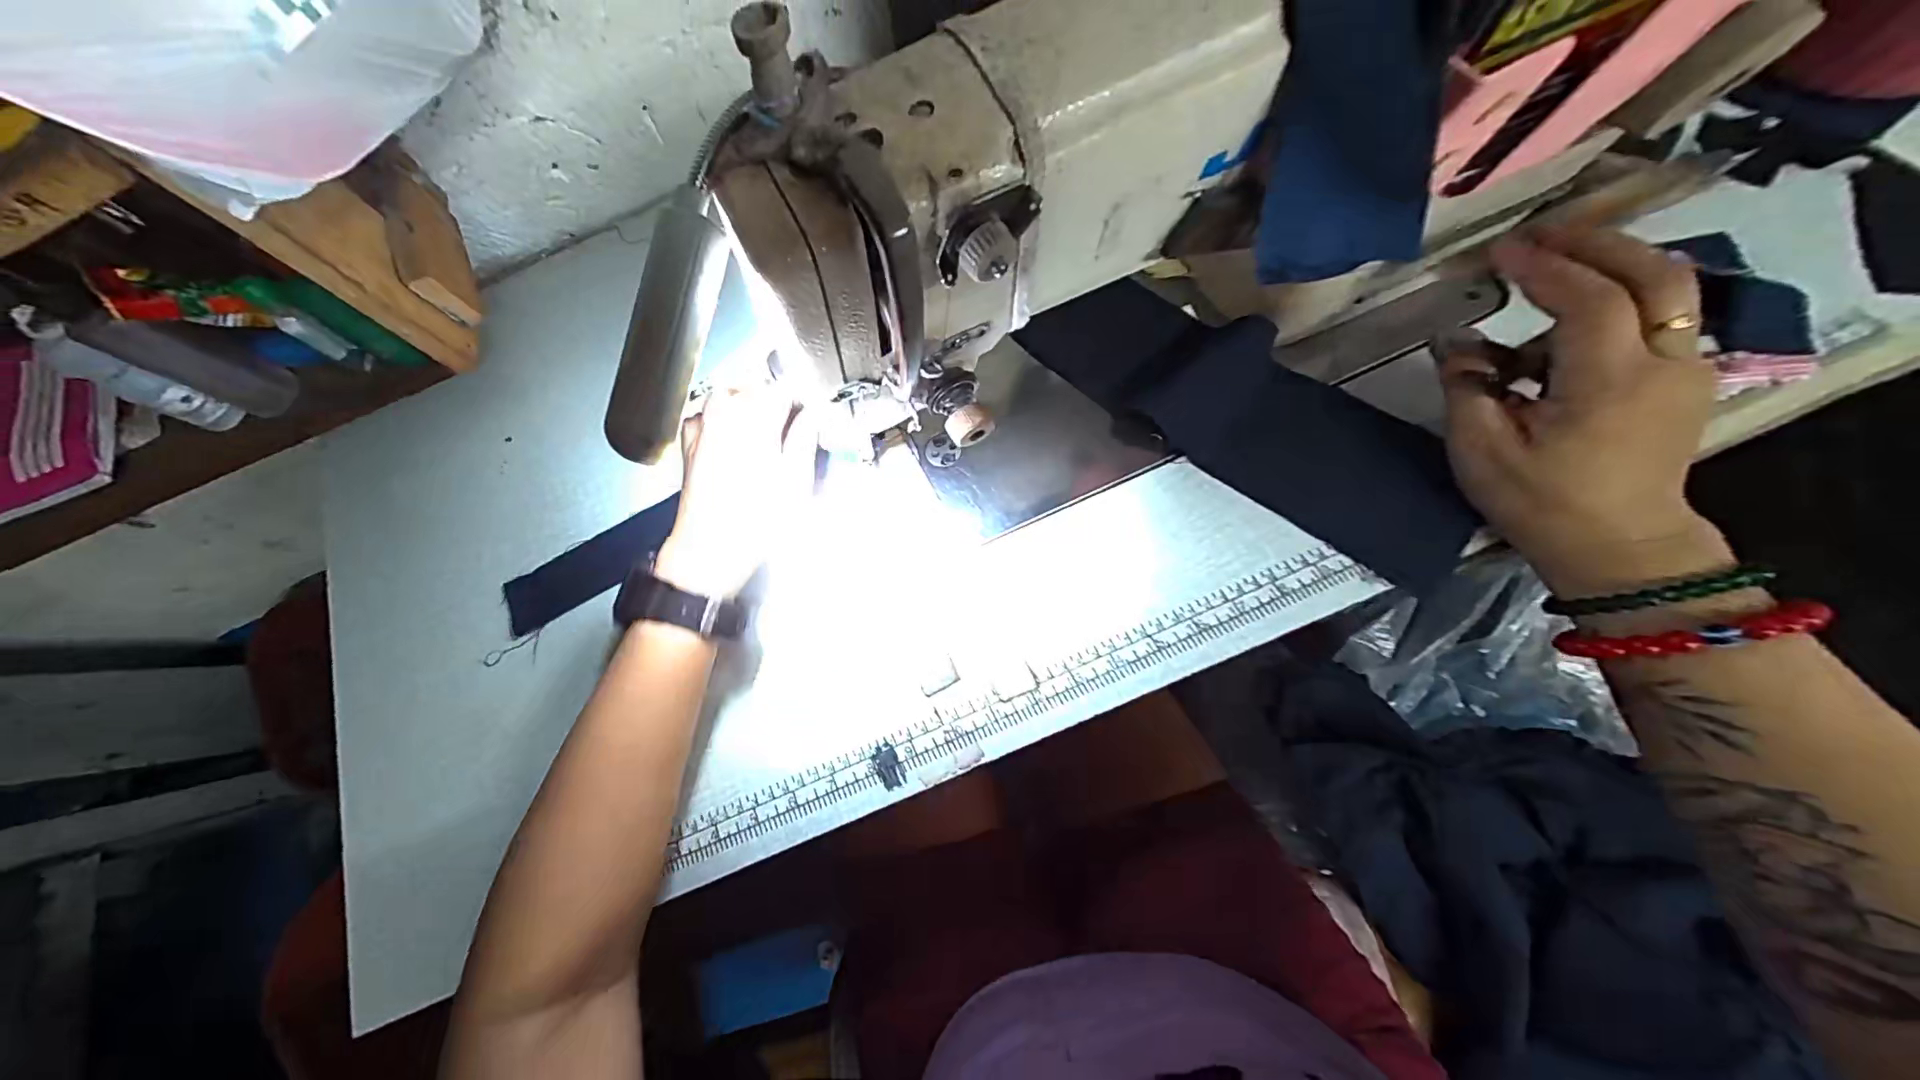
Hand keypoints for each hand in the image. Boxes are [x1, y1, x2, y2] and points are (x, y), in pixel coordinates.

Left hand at [653, 383, 816, 598]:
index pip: (784, 388)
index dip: (802, 400)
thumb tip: (813, 416)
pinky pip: (708, 417)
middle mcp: (723, 415)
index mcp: (754, 417)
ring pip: (729, 398)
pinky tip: (737, 444)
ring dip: (749, 408)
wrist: (711, 548)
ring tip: (767, 435)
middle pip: (755, 388)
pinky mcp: (690, 445)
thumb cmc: (752, 521)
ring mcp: (702, 428)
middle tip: (793, 425)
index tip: (811, 413)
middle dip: (775, 402)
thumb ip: (805, 438)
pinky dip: (723, 422)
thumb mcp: (797, 479)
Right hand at [1437, 226, 1730, 595]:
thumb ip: (1467, 388)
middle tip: (1540, 235)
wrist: (1619, 546)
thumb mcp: (1482, 451)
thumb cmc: (1541, 503)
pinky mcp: (1684, 380)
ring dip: (1607, 271)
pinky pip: (1658, 320)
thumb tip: (1456, 343)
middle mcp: (1664, 363)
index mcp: (1610, 382)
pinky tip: (1563, 327)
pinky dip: (1615, 305)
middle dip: (1595, 244)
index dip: (1543, 267)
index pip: (1588, 299)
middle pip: (1654, 273)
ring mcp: (1685, 370)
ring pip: (1664, 292)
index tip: (1501, 250)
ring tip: (1545, 278)